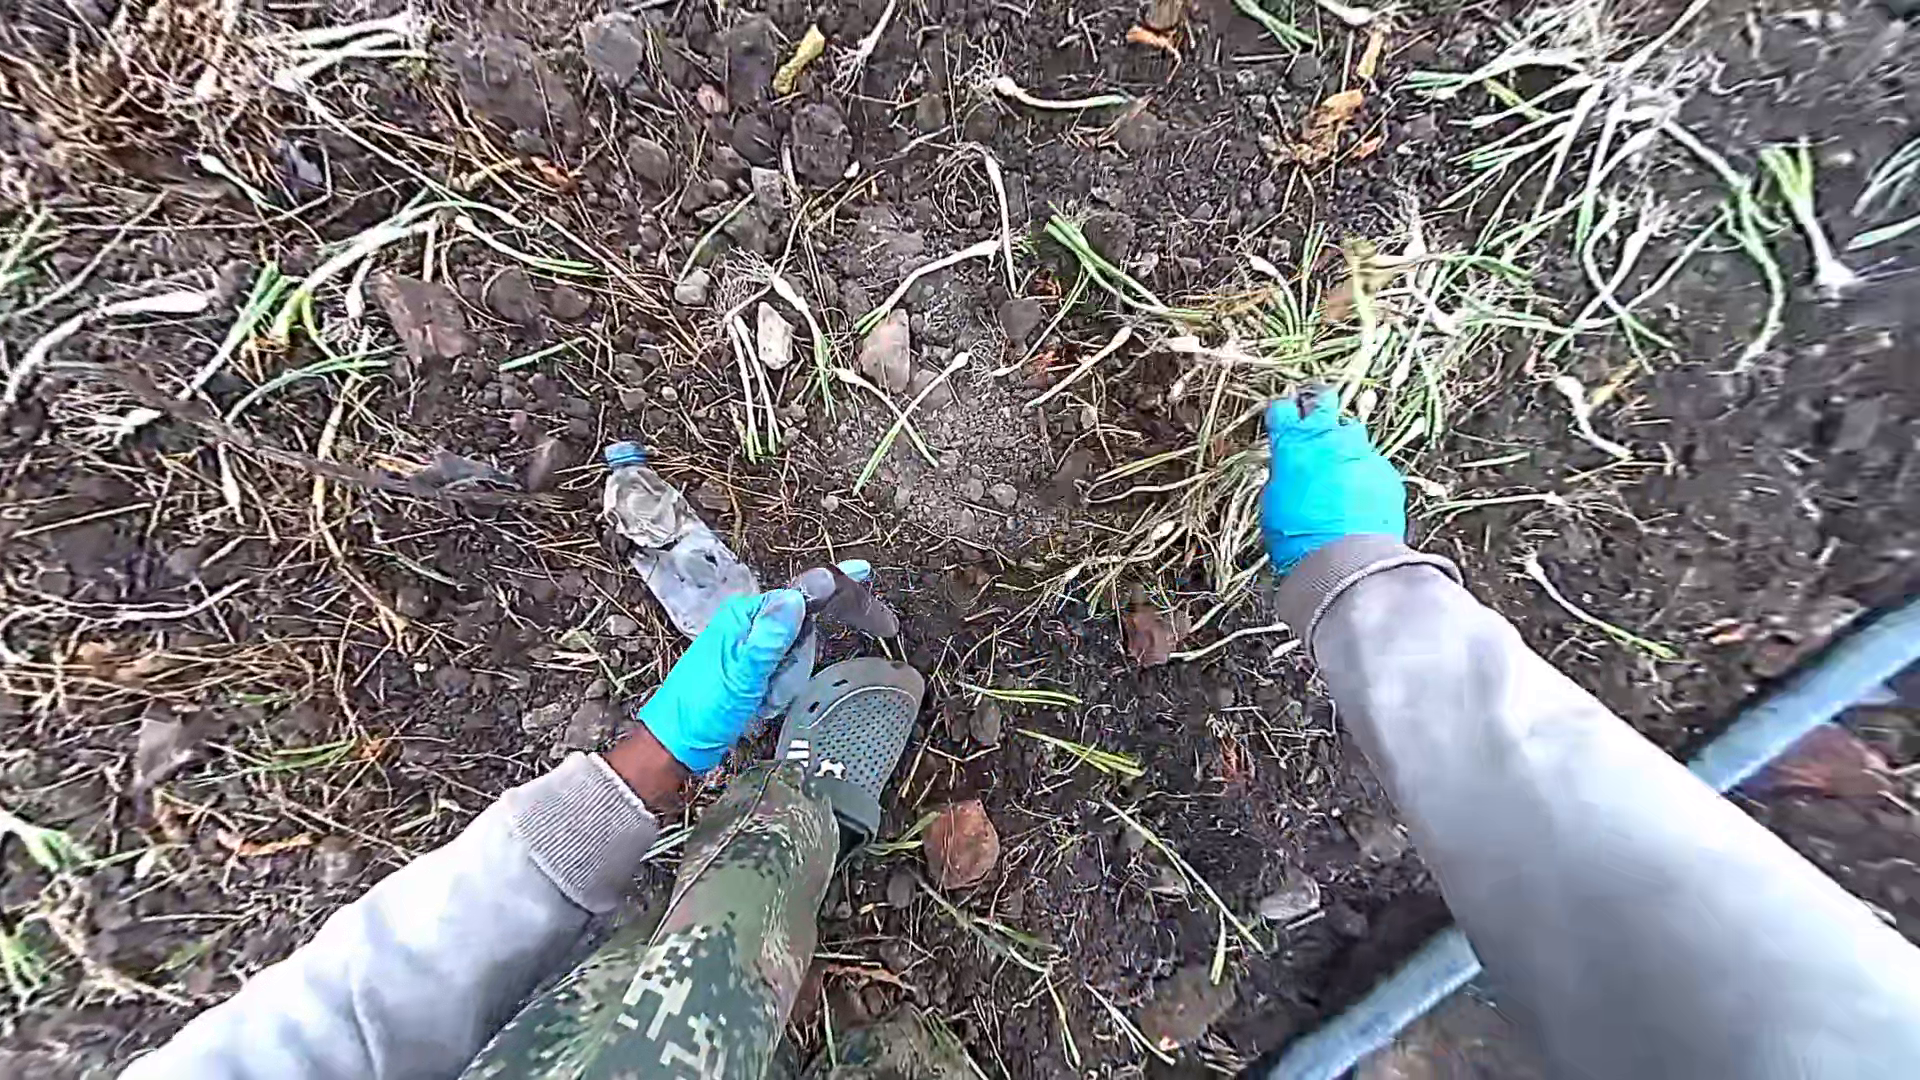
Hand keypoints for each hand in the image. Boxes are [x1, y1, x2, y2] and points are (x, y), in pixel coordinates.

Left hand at [637, 589, 805, 772]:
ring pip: (790, 655)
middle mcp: (742, 626)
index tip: (790, 655)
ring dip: (784, 681)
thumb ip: (772, 636)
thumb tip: (795, 601)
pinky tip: (762, 701)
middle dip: (792, 663)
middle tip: (775, 682)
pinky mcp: (747, 668)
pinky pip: (779, 672)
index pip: (793, 604)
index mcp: (739, 615)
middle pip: (795, 632)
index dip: (799, 632)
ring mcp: (745, 648)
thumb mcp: (744, 672)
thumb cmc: (703, 711)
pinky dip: (776, 690)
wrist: (679, 745)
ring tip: (765, 696)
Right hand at [1262, 389, 1406, 571]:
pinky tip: (1352, 494)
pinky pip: (1369, 463)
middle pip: (1323, 399)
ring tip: (1333, 463)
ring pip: (1351, 433)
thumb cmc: (1295, 531)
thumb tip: (1288, 468)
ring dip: (1341, 442)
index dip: (1282, 410)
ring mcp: (1361, 452)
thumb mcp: (1273, 500)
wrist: (1342, 554)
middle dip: (1316, 400)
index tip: (1281, 413)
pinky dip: (1359, 472)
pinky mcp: (1385, 471)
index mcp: (1293, 443)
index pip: (1284, 410)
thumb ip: (1282, 474)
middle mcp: (1329, 438)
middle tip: (1311, 407)